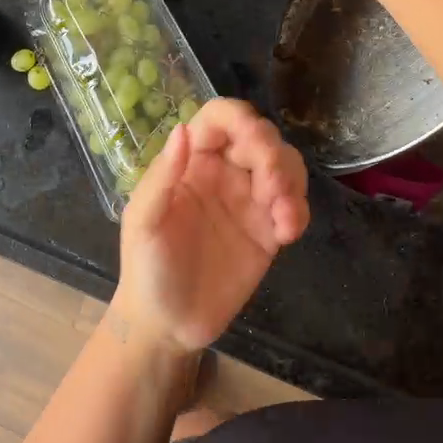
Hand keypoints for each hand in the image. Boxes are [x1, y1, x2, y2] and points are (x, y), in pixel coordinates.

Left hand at [109, 98, 309, 354]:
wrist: (167, 325)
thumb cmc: (146, 266)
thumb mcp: (143, 221)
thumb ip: (162, 177)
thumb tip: (182, 130)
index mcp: (191, 160)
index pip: (221, 117)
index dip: (240, 119)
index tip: (252, 142)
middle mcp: (223, 172)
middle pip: (261, 137)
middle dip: (272, 154)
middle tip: (270, 190)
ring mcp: (249, 201)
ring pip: (286, 165)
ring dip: (291, 180)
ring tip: (282, 214)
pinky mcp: (268, 232)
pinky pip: (295, 206)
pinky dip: (299, 211)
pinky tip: (286, 233)